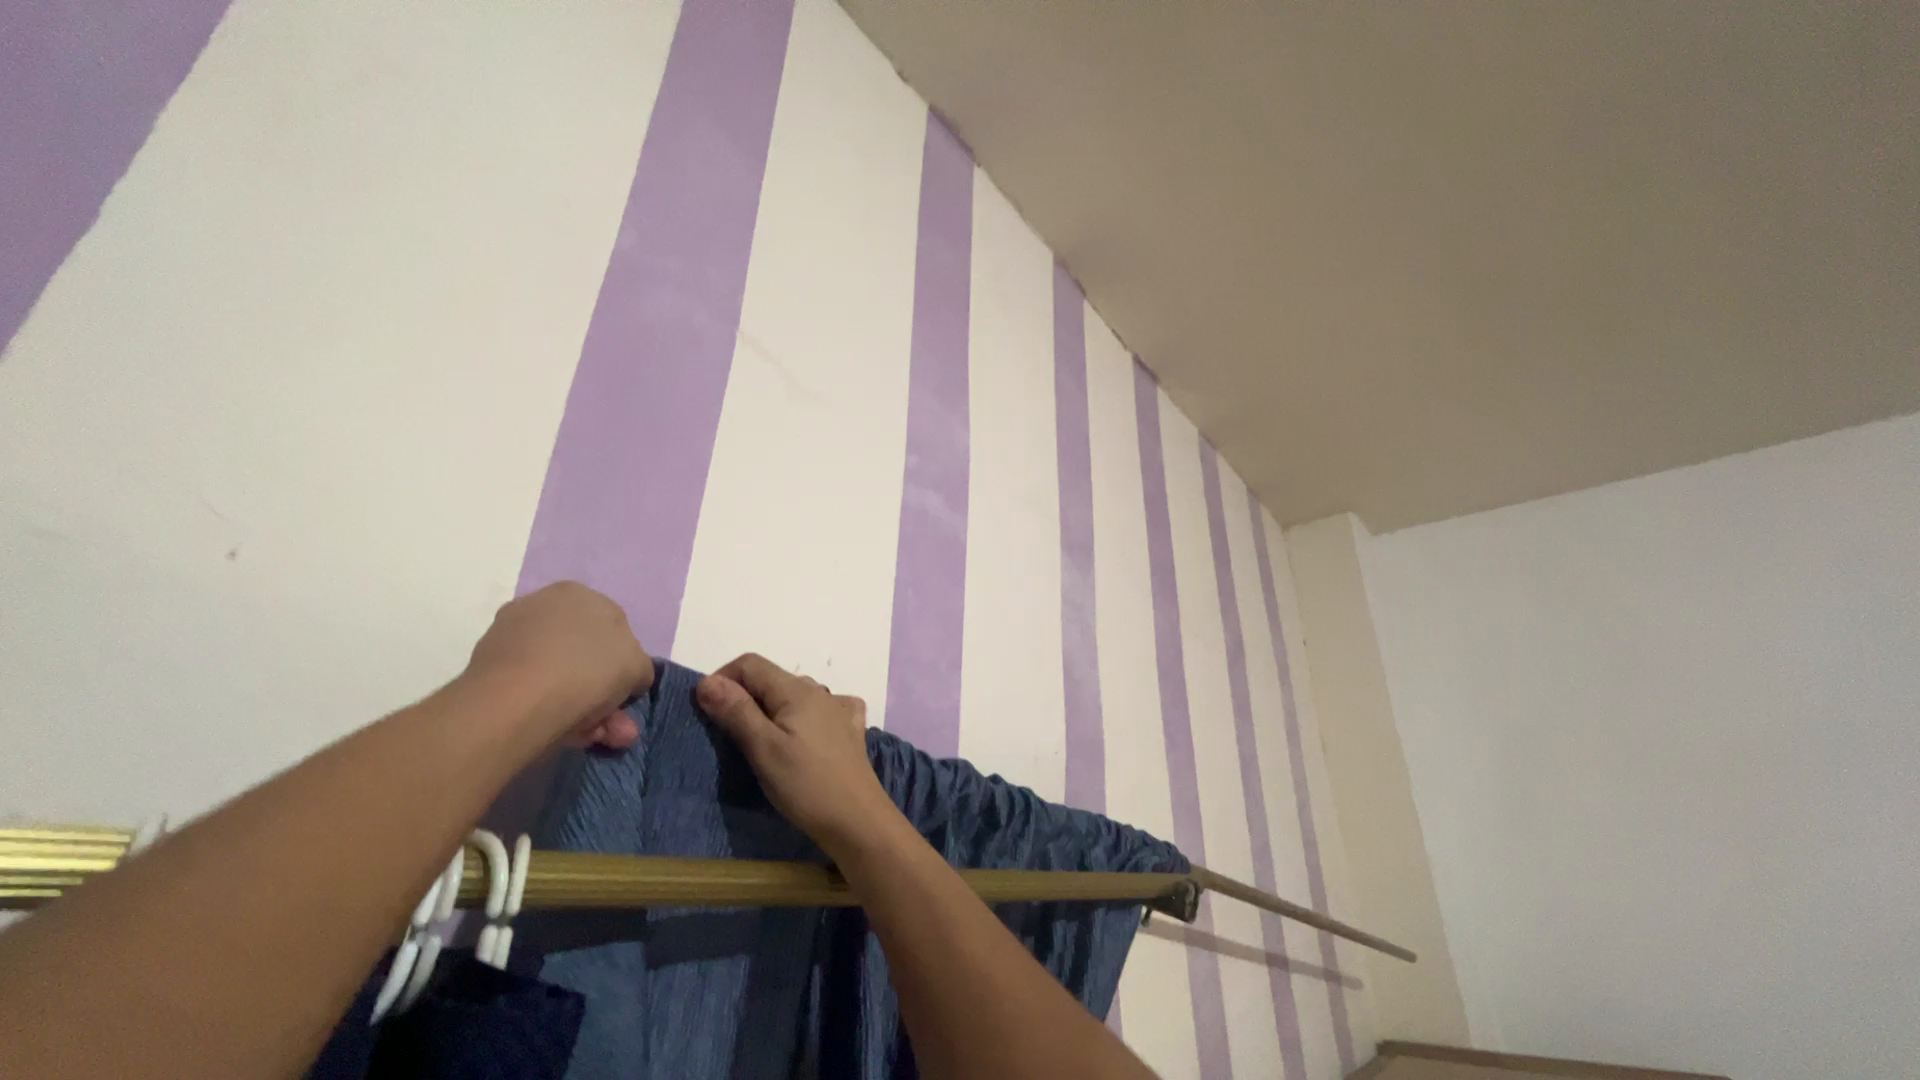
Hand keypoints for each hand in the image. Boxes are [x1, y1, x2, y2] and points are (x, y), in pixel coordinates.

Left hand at [465, 582, 654, 748]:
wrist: (515, 702)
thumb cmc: (587, 671)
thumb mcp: (638, 668)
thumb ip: (639, 669)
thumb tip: (628, 680)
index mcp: (580, 593)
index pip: (613, 629)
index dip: (623, 664)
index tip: (624, 694)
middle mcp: (543, 605)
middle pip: (584, 656)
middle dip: (602, 694)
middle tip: (611, 727)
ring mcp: (510, 635)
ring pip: (559, 675)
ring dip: (581, 708)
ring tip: (590, 737)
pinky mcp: (486, 666)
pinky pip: (531, 688)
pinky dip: (548, 708)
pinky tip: (560, 733)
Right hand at [696, 654, 902, 856]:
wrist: (858, 821)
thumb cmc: (806, 786)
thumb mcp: (763, 749)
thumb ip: (736, 711)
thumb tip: (707, 680)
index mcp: (797, 690)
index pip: (750, 663)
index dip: (723, 679)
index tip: (708, 712)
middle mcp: (820, 691)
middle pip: (772, 679)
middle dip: (743, 696)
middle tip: (728, 735)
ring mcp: (839, 710)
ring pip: (794, 695)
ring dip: (770, 709)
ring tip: (760, 742)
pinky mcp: (850, 731)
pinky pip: (820, 711)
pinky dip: (802, 717)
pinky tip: (801, 736)